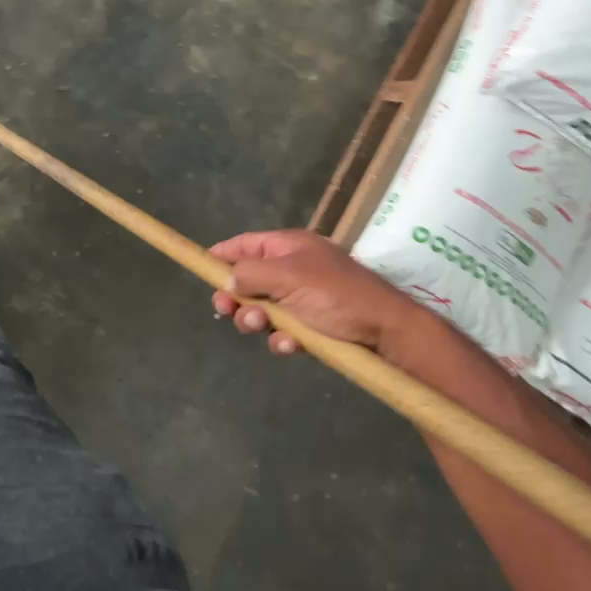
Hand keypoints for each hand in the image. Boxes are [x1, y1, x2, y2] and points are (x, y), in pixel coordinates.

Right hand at [208, 229, 426, 358]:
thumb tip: (228, 279)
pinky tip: (291, 346)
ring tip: (261, 328)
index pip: (244, 244)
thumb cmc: (337, 295)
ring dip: (256, 321)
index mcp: (288, 247)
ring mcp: (304, 299)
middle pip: (248, 280)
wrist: (389, 332)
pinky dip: (282, 339)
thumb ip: (250, 273)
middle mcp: (294, 269)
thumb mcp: (288, 276)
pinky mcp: (314, 326)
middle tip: (226, 310)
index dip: (221, 255)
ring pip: (262, 309)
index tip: (200, 269)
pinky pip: (284, 331)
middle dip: (236, 297)